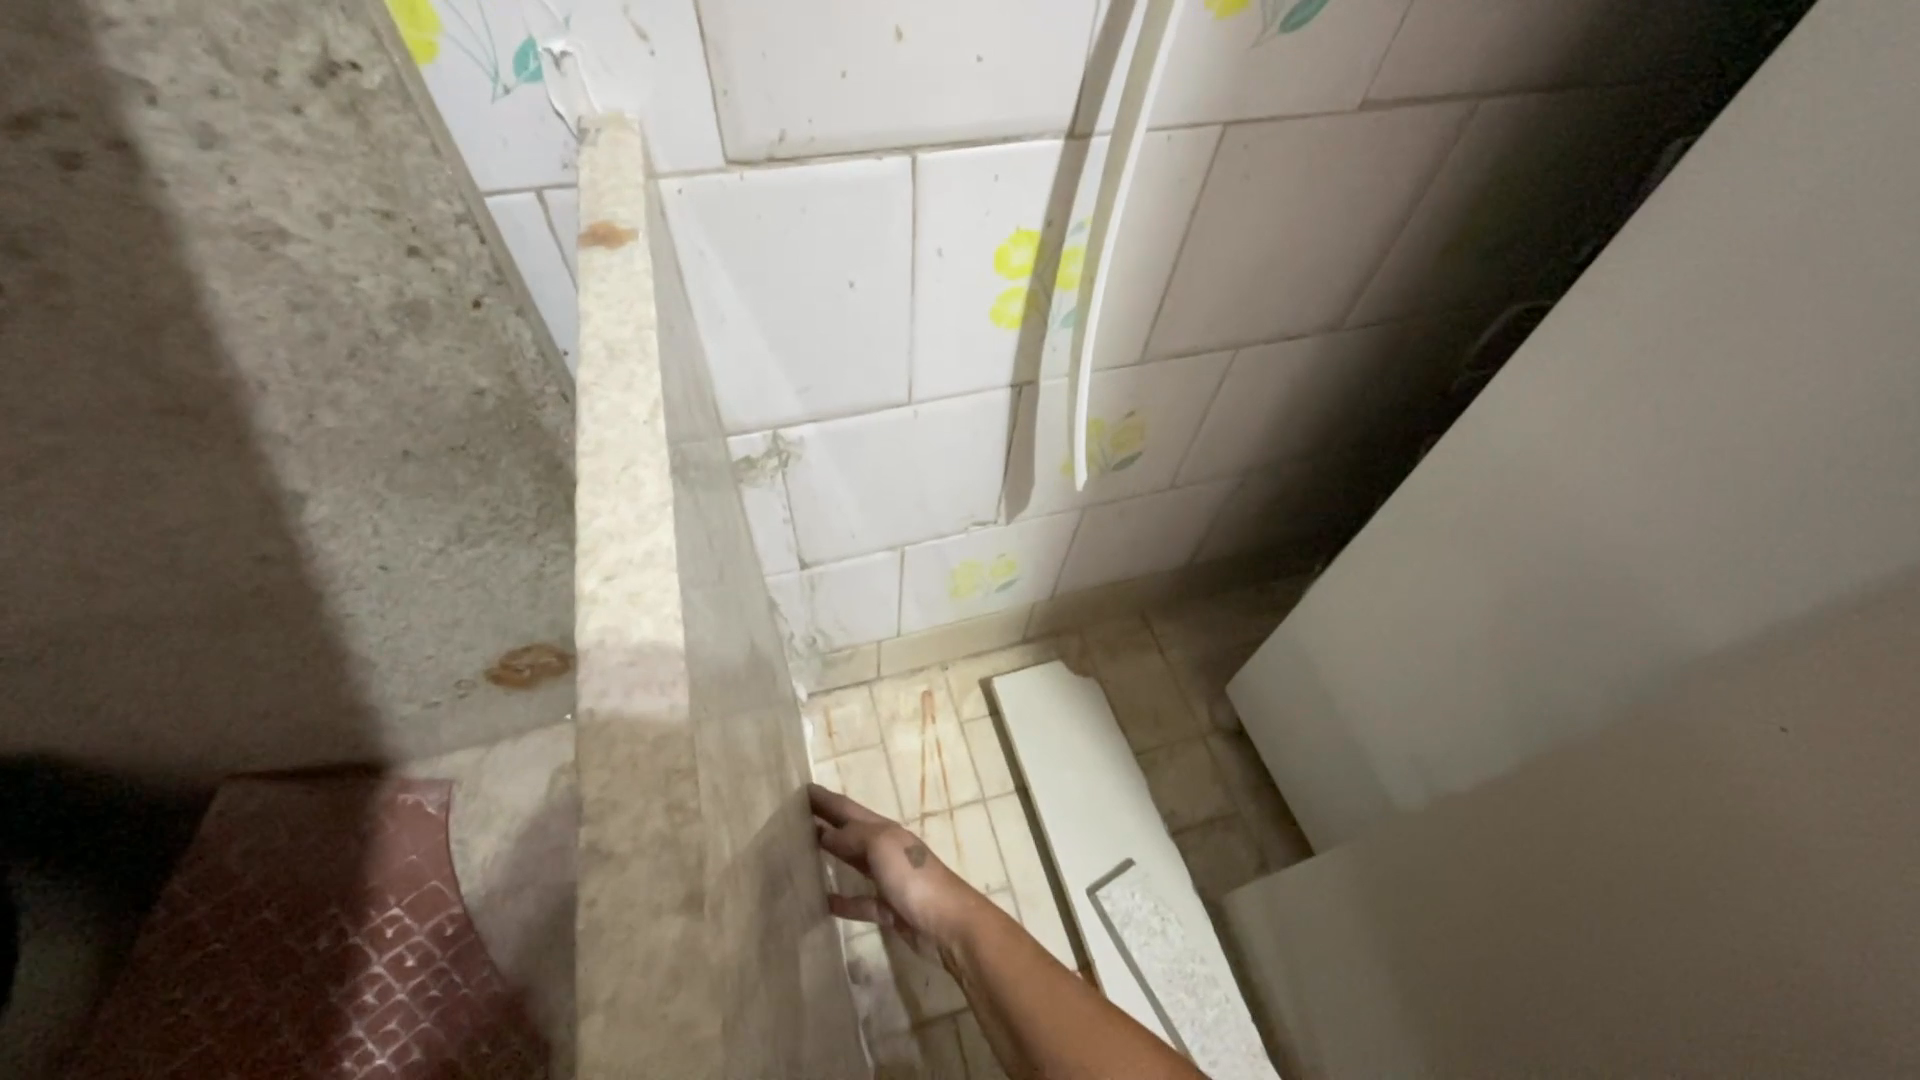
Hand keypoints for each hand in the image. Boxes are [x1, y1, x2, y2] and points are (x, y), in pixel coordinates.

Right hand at [810, 783, 990, 953]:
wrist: (947, 924)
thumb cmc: (915, 878)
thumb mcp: (883, 845)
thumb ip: (853, 836)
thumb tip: (826, 834)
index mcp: (885, 830)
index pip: (849, 809)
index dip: (826, 799)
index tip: (801, 789)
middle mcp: (886, 850)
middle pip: (849, 833)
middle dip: (825, 823)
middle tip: (793, 818)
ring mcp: (888, 880)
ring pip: (854, 864)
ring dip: (832, 857)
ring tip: (802, 855)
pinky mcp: (888, 909)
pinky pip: (860, 902)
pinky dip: (842, 901)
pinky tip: (822, 902)